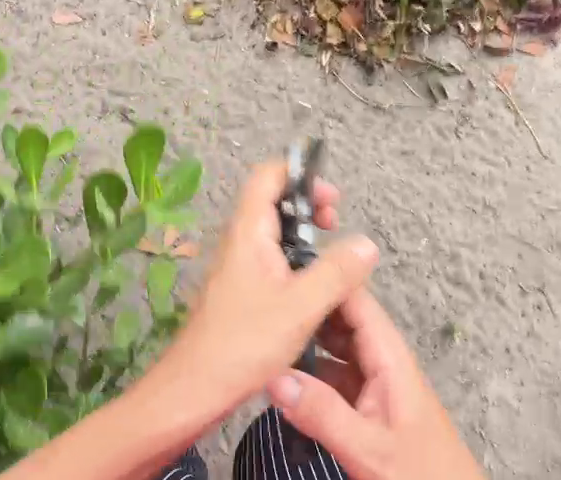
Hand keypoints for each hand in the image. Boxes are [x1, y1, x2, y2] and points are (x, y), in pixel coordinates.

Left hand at [148, 161, 379, 418]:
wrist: (194, 388)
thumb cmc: (244, 343)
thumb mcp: (301, 307)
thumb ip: (337, 272)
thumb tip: (366, 243)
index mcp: (249, 231)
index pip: (269, 175)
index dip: (300, 173)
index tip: (330, 197)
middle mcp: (239, 239)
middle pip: (272, 198)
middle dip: (307, 203)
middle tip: (334, 223)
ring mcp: (236, 263)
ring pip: (272, 230)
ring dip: (301, 232)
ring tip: (329, 253)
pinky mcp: (238, 287)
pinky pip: (269, 256)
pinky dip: (292, 256)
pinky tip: (311, 284)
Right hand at [267, 289, 487, 479]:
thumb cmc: (420, 474)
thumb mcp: (368, 447)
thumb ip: (323, 413)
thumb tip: (273, 376)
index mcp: (388, 355)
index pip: (355, 299)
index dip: (322, 281)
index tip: (280, 273)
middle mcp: (382, 360)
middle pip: (342, 319)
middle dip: (308, 311)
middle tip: (262, 306)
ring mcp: (375, 383)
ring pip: (336, 348)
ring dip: (307, 342)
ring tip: (265, 335)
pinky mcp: (368, 407)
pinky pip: (335, 376)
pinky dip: (311, 373)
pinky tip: (283, 379)